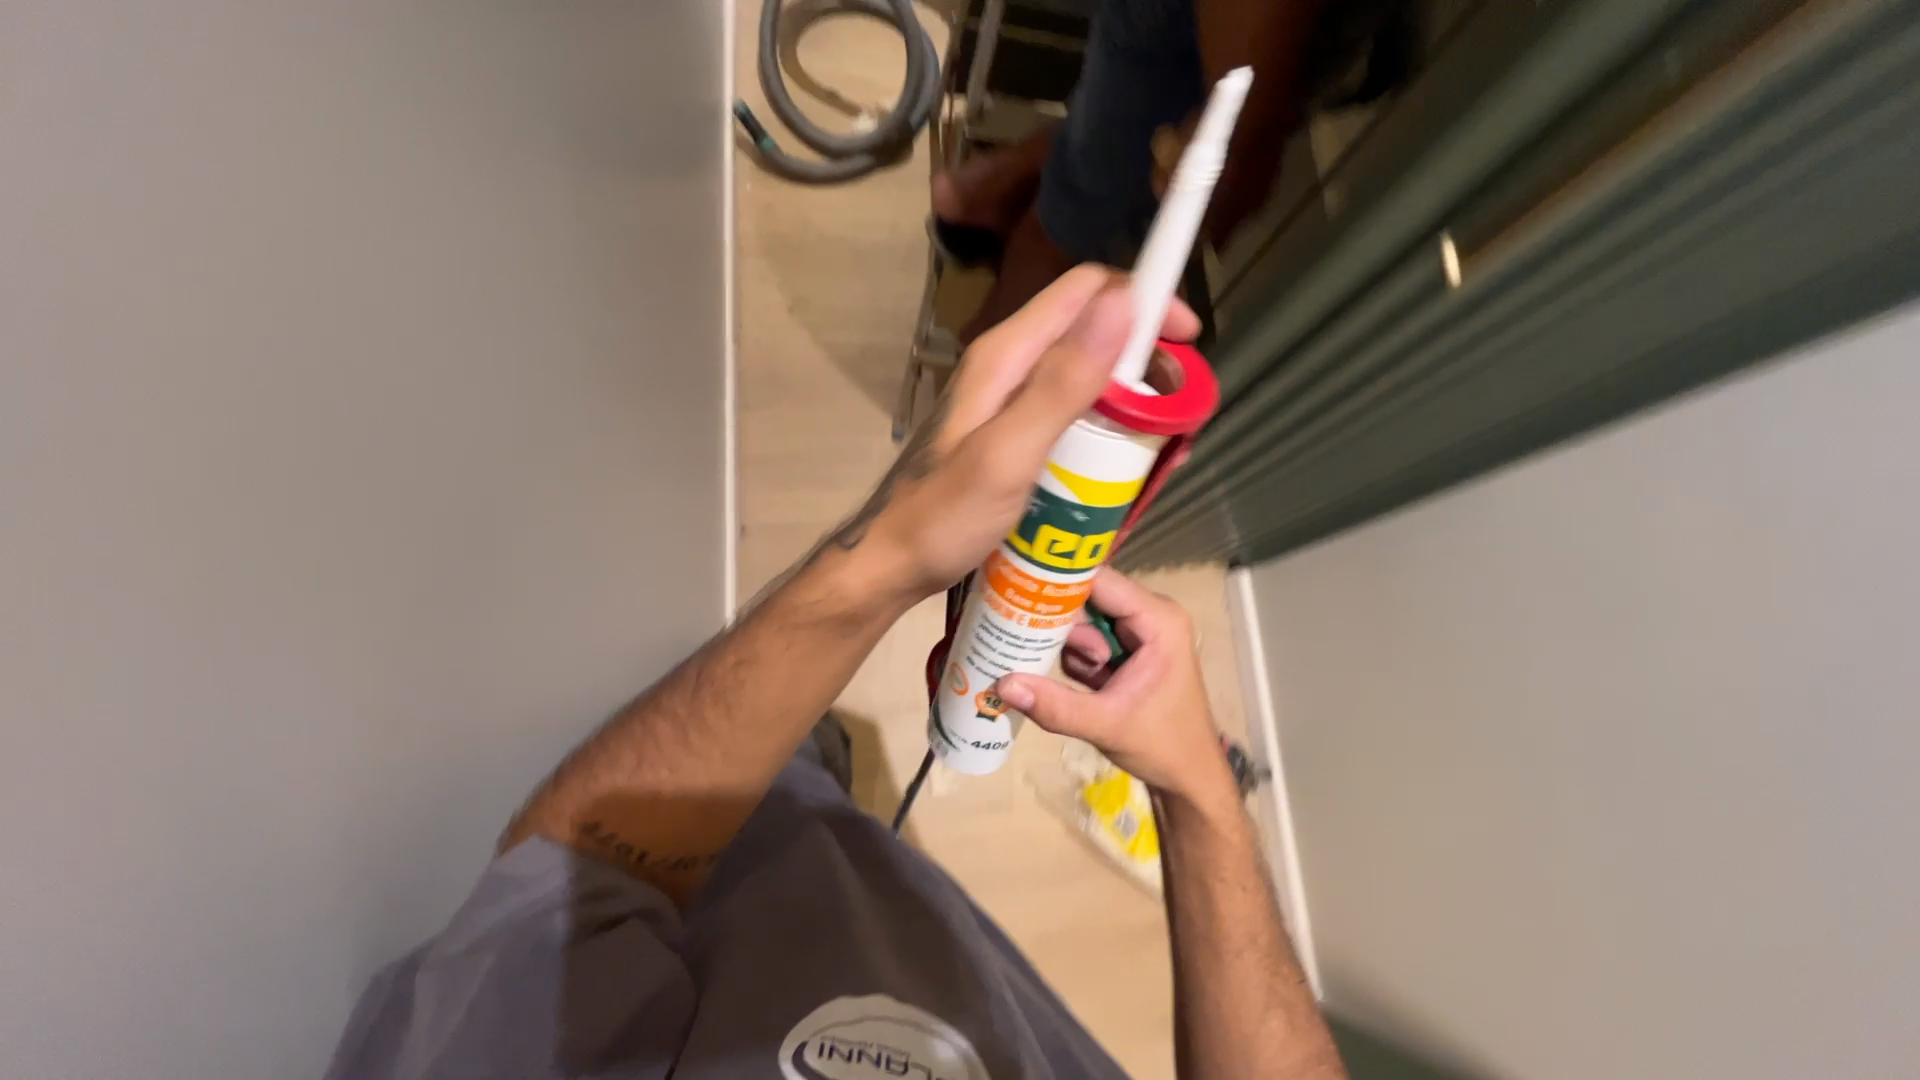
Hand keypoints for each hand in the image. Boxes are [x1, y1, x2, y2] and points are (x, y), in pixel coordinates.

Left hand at [834, 266, 1197, 601]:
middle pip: (1089, 331)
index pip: (1085, 291)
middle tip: (1178, 411)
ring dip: (1129, 397)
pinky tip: (1119, 465)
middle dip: (1143, 358)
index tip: (1189, 342)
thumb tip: (1122, 304)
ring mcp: (1006, 401)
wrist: (891, 564)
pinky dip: (1103, 426)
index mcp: (1005, 356)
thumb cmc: (943, 518)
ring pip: (1083, 373)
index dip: (1143, 301)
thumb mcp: (1008, 454)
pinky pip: (1068, 411)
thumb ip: (1061, 383)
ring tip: (1160, 443)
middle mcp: (1006, 366)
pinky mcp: (1008, 432)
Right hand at [992, 568, 1234, 803]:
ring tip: (1088, 680)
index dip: (1058, 580)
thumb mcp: (1106, 725)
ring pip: (1083, 618)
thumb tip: (1002, 685)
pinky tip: (1086, 684)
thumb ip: (1055, 705)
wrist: (1188, 776)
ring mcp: (1138, 630)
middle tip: (1034, 645)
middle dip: (1060, 622)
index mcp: (1157, 619)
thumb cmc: (1162, 745)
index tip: (1016, 588)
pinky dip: (1075, 658)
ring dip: (1070, 647)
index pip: (1099, 580)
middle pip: (1087, 596)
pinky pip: (1087, 637)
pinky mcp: (1126, 648)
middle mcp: (1149, 614)